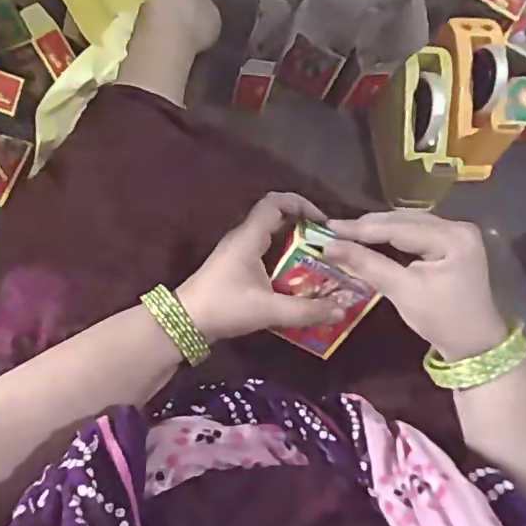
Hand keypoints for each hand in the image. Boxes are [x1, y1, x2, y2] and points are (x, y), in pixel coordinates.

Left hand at [177, 192, 345, 340]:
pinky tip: (296, 282)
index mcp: (249, 237)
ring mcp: (237, 255)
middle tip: (327, 247)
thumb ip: (307, 311)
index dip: (302, 204)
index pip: (275, 202)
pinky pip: (264, 256)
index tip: (323, 222)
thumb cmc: (224, 307)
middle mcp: (243, 239)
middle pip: (277, 220)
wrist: (184, 323)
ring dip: (294, 248)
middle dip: (304, 229)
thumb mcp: (268, 310)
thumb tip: (341, 310)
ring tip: (318, 265)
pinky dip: (282, 262)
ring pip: (271, 240)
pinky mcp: (234, 270)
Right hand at [321, 210, 506, 359]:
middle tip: (334, 229)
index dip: (361, 228)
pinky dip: (393, 233)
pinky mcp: (453, 240)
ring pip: (409, 222)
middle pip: (404, 219)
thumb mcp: (402, 292)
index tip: (329, 228)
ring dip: (379, 227)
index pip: (398, 227)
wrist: (474, 342)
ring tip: (348, 232)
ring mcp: (458, 232)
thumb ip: (367, 264)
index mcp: (452, 238)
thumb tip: (330, 247)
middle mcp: (458, 226)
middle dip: (368, 225)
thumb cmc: (441, 320)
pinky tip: (372, 236)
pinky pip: (416, 230)